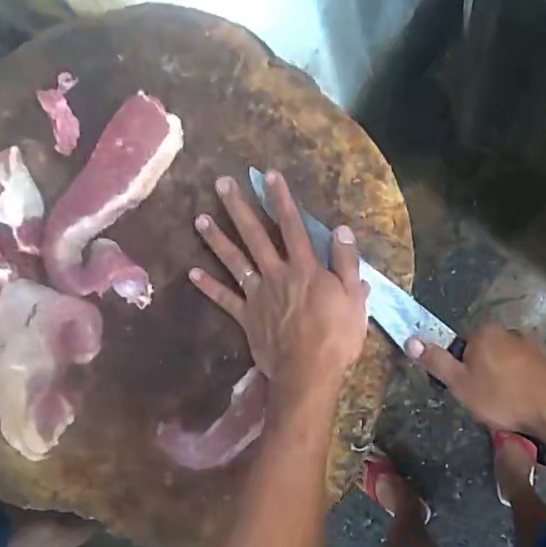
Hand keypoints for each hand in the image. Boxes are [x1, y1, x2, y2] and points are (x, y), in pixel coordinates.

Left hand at [188, 171, 370, 405]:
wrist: (309, 371)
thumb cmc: (337, 336)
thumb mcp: (354, 298)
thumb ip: (346, 262)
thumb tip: (342, 230)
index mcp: (305, 269)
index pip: (293, 227)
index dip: (281, 200)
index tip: (269, 176)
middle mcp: (277, 275)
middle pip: (255, 237)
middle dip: (239, 208)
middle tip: (221, 183)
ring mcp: (259, 296)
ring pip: (235, 262)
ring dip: (216, 240)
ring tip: (198, 218)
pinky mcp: (248, 318)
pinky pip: (225, 300)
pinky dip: (209, 287)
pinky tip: (191, 273)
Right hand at [407, 325, 545, 439]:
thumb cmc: (502, 397)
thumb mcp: (460, 384)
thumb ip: (436, 361)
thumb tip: (410, 340)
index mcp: (484, 332)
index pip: (459, 345)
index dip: (456, 369)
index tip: (460, 389)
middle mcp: (507, 332)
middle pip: (481, 353)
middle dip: (478, 375)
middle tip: (480, 401)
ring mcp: (528, 346)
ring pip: (502, 363)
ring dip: (498, 381)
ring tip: (502, 406)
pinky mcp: (544, 362)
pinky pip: (520, 372)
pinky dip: (516, 384)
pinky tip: (518, 402)